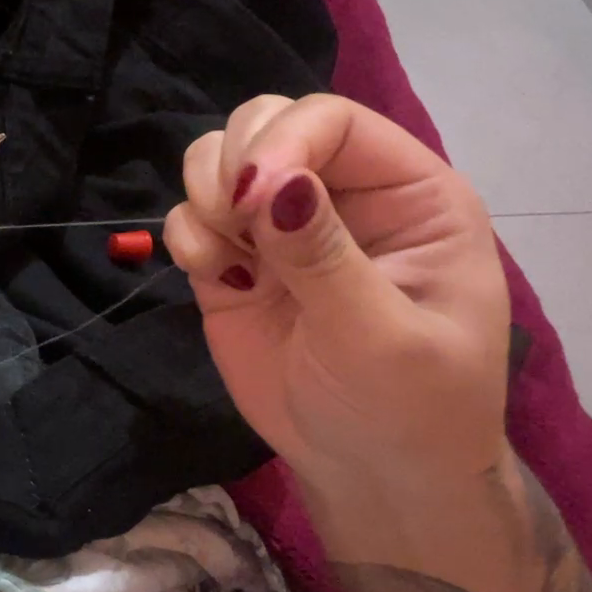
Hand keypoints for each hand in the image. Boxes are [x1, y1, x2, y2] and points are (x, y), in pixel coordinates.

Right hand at [161, 94, 511, 493]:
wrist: (366, 471)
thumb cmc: (407, 406)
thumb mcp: (380, 335)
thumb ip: (324, 256)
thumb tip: (267, 183)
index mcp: (407, 195)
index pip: (332, 120)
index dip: (282, 141)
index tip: (248, 199)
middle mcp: (338, 195)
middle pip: (263, 123)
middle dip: (232, 164)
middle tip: (233, 223)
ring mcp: (276, 227)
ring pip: (215, 162)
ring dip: (203, 197)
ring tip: (224, 256)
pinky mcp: (229, 261)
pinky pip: (187, 217)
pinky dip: (185, 237)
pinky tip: (215, 277)